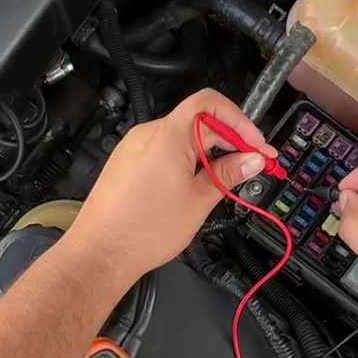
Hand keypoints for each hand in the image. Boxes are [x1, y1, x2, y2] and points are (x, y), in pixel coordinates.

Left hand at [65, 89, 274, 287]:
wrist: (102, 252)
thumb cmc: (142, 230)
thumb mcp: (199, 200)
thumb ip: (229, 174)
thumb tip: (252, 159)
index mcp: (168, 135)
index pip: (210, 105)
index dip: (240, 121)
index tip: (255, 144)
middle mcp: (148, 134)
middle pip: (199, 121)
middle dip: (229, 140)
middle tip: (252, 163)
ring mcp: (135, 148)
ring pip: (182, 138)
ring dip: (208, 153)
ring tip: (224, 179)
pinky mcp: (127, 163)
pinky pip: (164, 151)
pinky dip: (186, 162)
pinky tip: (197, 184)